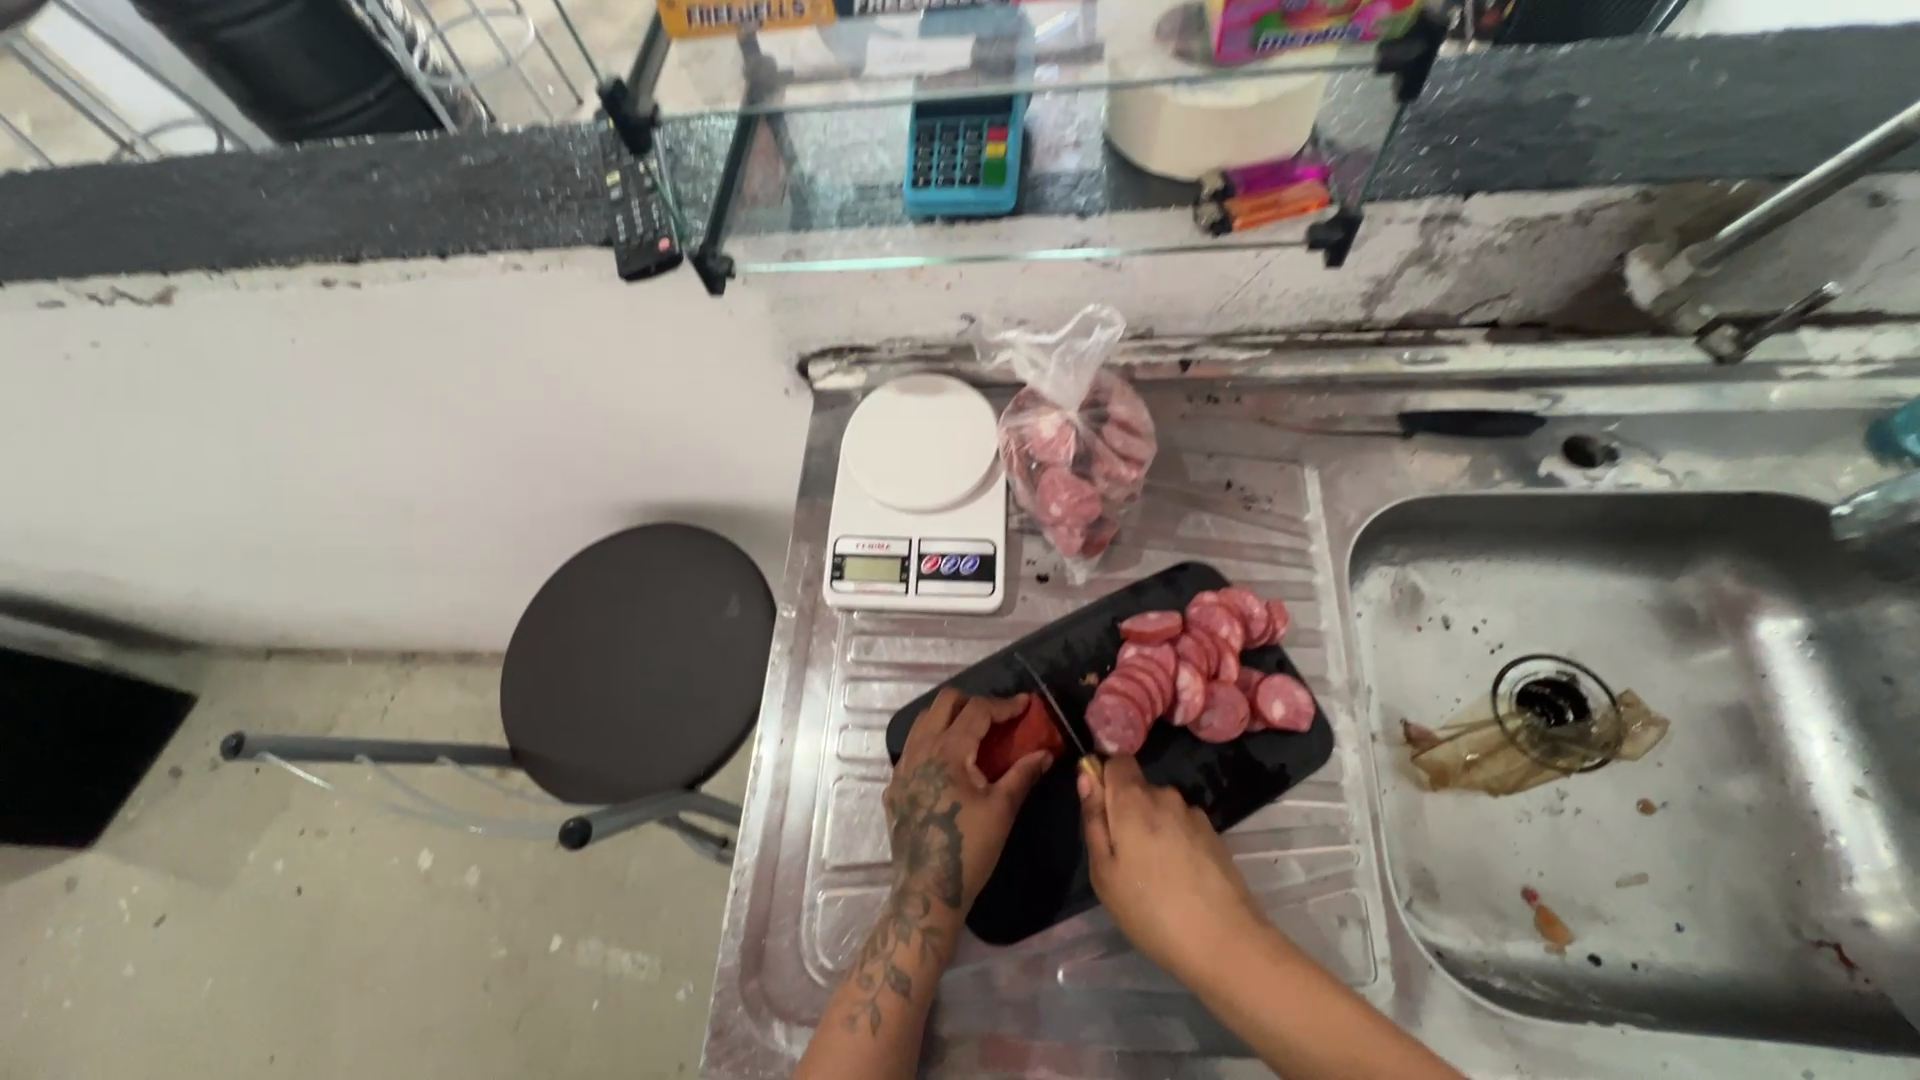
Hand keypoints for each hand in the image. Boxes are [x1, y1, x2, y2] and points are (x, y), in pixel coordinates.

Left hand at [886, 687, 1054, 913]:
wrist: (927, 891)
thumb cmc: (970, 848)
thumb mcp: (1003, 809)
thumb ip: (1023, 774)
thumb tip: (1046, 753)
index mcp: (947, 750)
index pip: (976, 710)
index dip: (1004, 704)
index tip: (1025, 704)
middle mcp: (919, 750)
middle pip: (943, 703)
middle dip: (973, 702)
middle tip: (998, 716)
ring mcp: (901, 768)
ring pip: (923, 722)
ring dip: (950, 718)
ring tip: (975, 733)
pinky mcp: (894, 787)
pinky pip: (912, 748)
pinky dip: (933, 741)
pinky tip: (950, 763)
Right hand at [1078, 756, 1268, 982]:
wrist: (1223, 941)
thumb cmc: (1150, 909)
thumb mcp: (1104, 872)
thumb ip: (1093, 820)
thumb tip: (1086, 776)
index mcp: (1133, 800)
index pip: (1117, 761)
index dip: (1105, 778)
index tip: (1101, 812)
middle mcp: (1165, 796)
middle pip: (1138, 789)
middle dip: (1128, 813)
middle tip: (1125, 860)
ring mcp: (1194, 815)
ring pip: (1161, 810)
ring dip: (1153, 830)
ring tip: (1155, 875)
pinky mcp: (1214, 835)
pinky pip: (1182, 827)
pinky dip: (1176, 843)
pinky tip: (1180, 879)